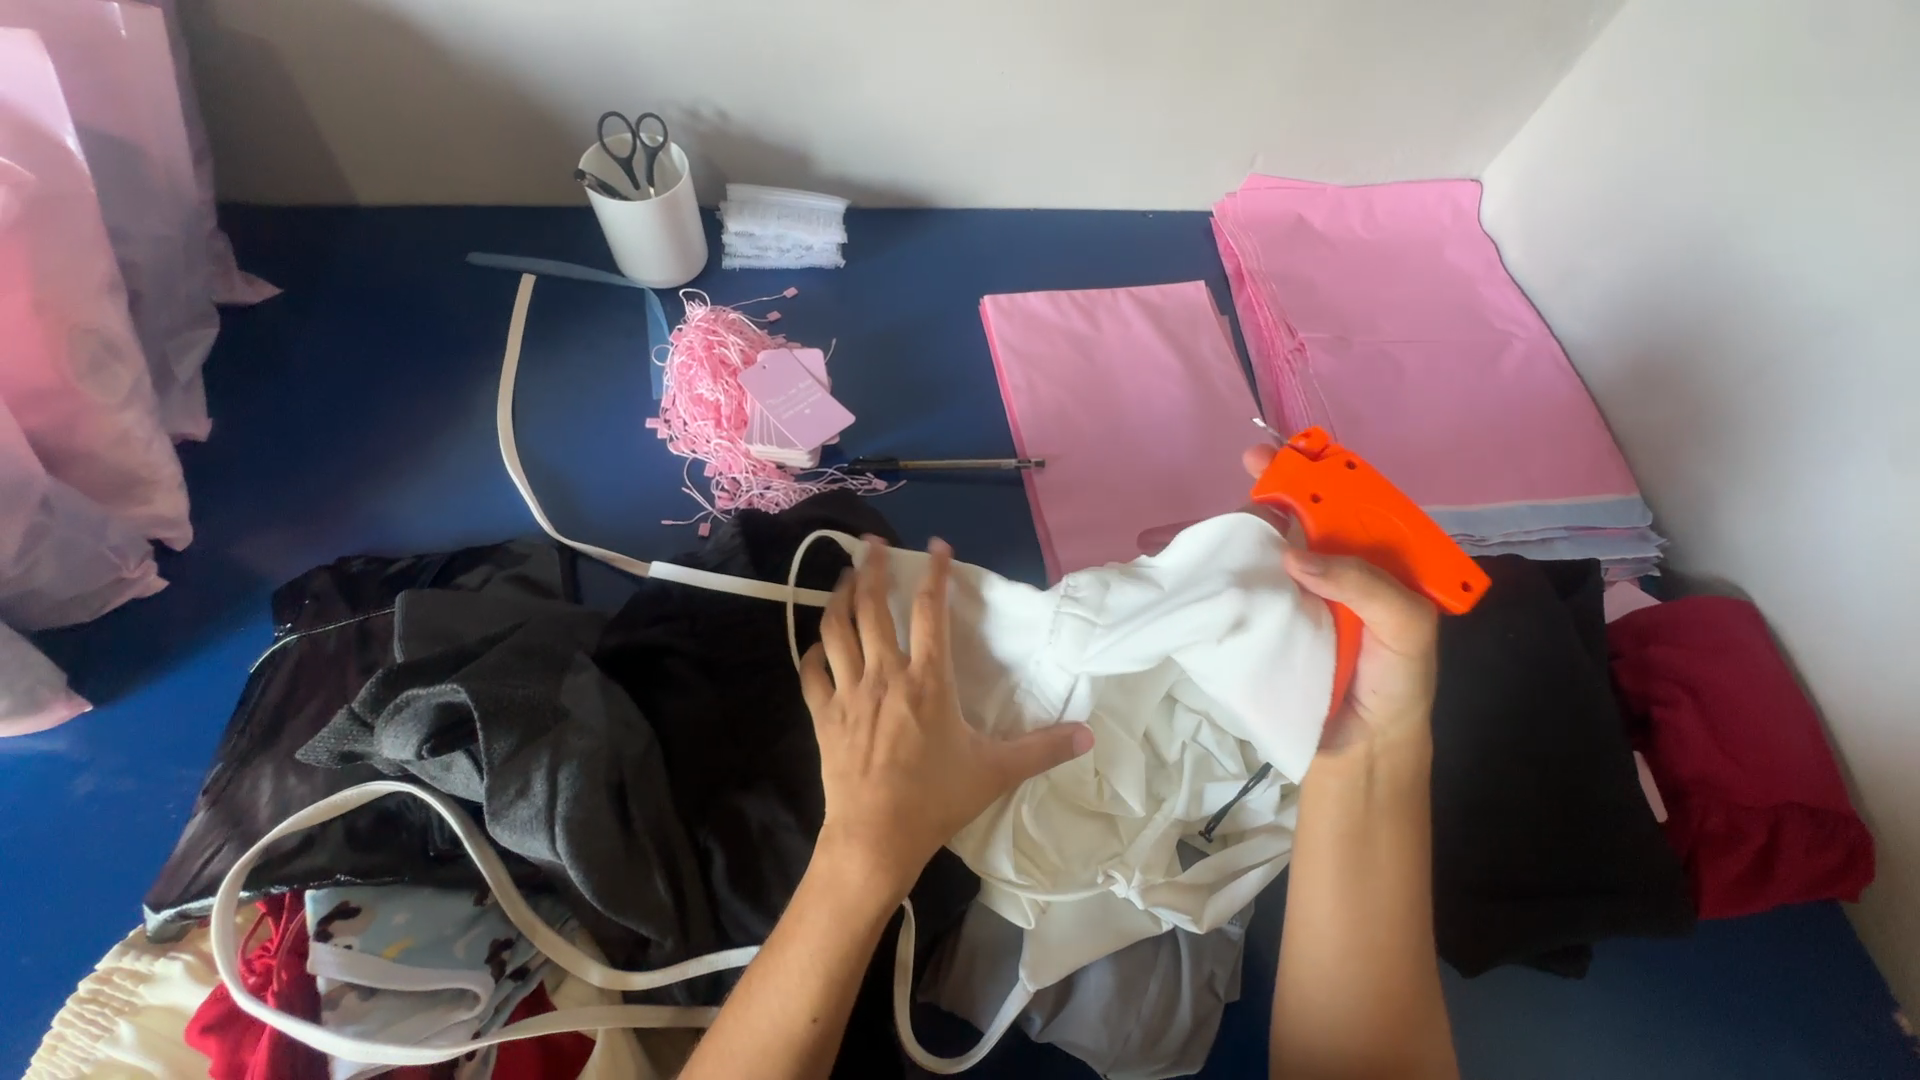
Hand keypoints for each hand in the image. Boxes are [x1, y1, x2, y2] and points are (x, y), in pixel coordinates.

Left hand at [799, 537, 1093, 900]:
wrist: (875, 838)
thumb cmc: (935, 800)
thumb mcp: (996, 772)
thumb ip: (1042, 749)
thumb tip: (1088, 735)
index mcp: (928, 681)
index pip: (933, 611)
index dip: (936, 573)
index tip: (938, 546)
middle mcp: (885, 675)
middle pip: (873, 607)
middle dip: (873, 569)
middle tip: (872, 544)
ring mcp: (849, 693)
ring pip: (838, 630)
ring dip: (841, 598)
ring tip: (846, 577)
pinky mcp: (824, 716)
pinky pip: (813, 673)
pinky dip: (815, 652)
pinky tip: (821, 644)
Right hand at [1241, 445, 1439, 754]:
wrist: (1357, 752)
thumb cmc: (1397, 685)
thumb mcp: (1407, 626)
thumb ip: (1366, 584)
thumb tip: (1293, 554)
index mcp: (1383, 567)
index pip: (1357, 508)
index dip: (1328, 477)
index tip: (1297, 456)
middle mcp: (1342, 573)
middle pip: (1313, 517)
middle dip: (1285, 484)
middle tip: (1253, 462)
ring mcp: (1302, 595)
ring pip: (1279, 544)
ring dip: (1257, 520)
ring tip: (1235, 499)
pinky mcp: (1271, 619)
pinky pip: (1254, 583)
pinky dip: (1237, 563)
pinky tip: (1219, 548)